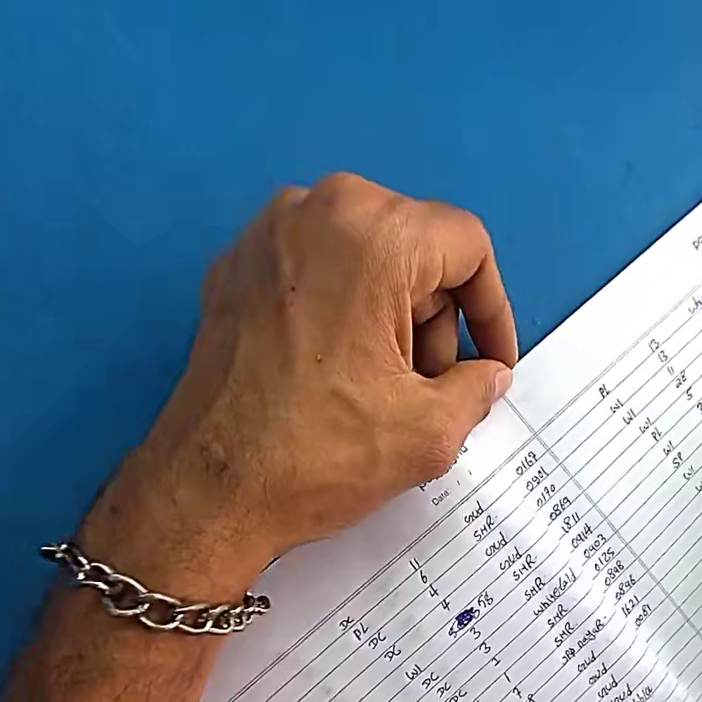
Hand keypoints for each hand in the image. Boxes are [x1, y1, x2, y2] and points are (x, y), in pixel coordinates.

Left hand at [80, 174, 519, 597]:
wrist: (207, 493)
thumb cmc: (321, 456)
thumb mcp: (429, 431)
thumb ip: (479, 389)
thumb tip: (491, 373)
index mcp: (371, 234)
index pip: (467, 246)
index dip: (494, 310)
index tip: (492, 365)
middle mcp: (313, 209)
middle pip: (416, 253)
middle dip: (439, 325)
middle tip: (431, 394)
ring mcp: (263, 237)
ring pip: (367, 263)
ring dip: (394, 324)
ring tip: (383, 395)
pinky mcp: (233, 272)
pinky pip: (319, 278)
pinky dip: (347, 318)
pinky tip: (340, 380)